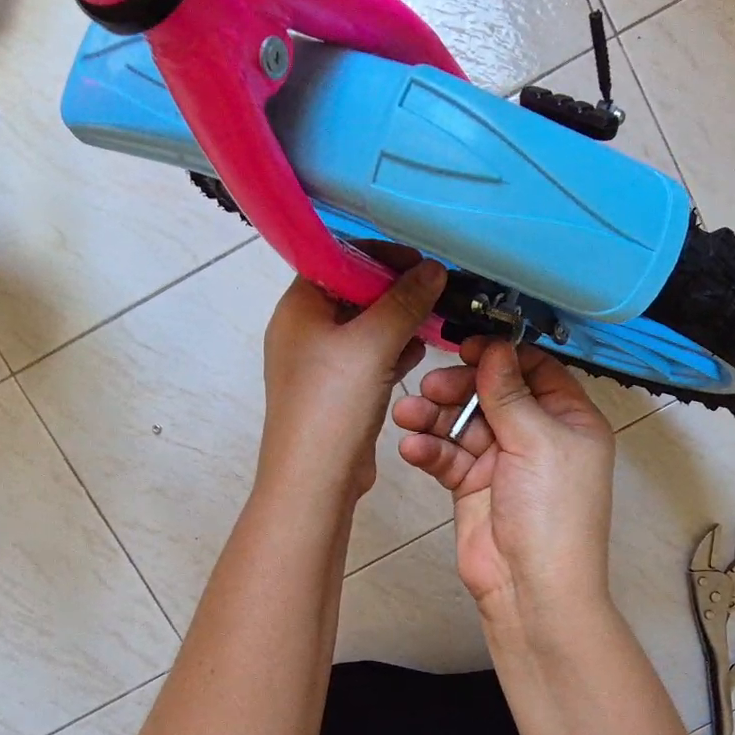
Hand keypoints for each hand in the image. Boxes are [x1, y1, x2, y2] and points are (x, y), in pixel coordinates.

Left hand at [259, 245, 444, 502]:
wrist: (315, 479)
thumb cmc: (333, 403)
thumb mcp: (371, 344)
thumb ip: (405, 301)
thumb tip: (435, 269)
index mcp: (298, 307)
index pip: (338, 258)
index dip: (380, 255)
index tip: (421, 261)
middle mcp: (304, 330)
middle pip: (354, 292)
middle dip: (396, 290)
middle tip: (436, 291)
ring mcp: (320, 363)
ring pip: (365, 328)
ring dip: (398, 322)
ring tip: (434, 321)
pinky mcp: (338, 391)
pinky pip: (369, 358)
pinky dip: (393, 352)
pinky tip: (419, 354)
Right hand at [393, 340, 616, 619]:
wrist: (532, 587)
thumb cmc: (554, 516)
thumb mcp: (538, 441)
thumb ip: (510, 393)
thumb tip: (495, 349)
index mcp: (570, 420)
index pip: (536, 370)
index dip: (501, 356)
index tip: (467, 346)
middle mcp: (538, 437)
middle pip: (492, 393)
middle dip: (459, 388)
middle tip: (431, 385)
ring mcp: (504, 462)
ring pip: (463, 423)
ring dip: (434, 416)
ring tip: (407, 414)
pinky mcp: (474, 486)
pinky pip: (448, 456)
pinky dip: (430, 449)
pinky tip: (414, 448)